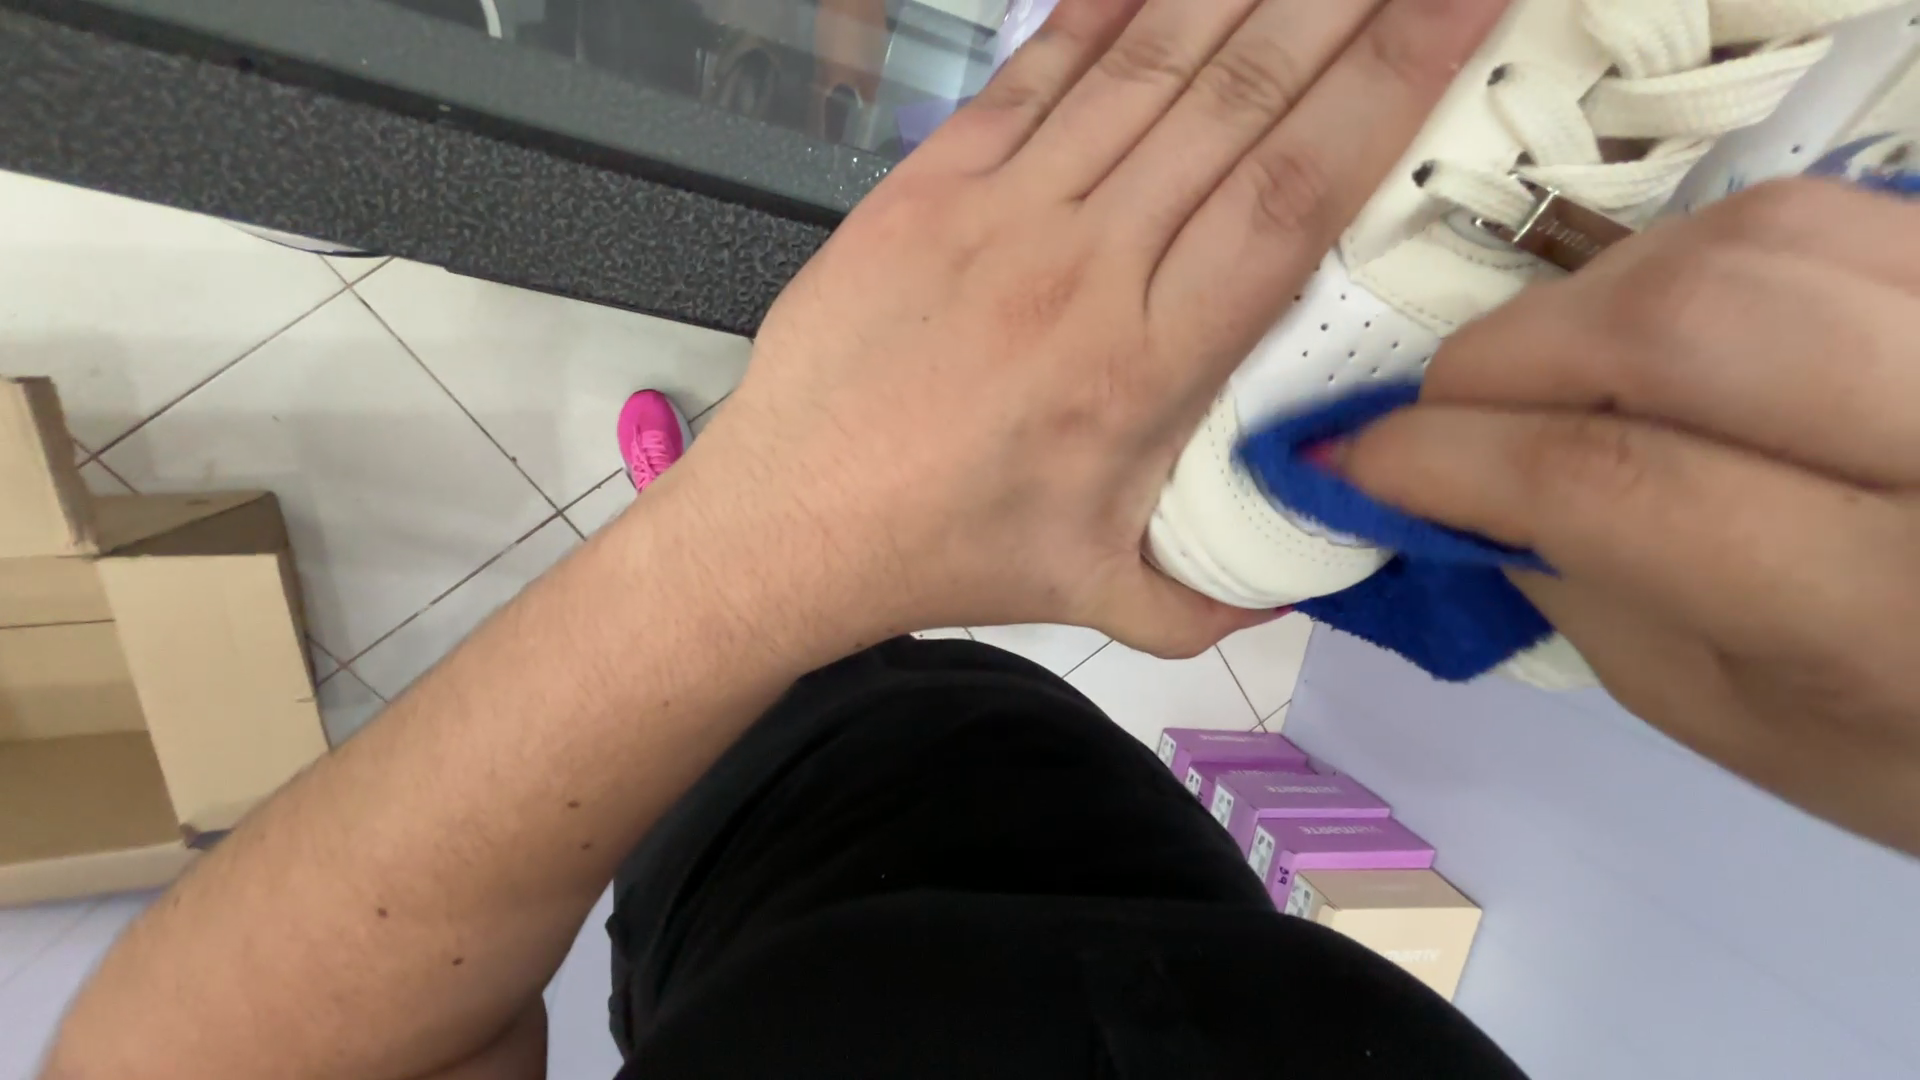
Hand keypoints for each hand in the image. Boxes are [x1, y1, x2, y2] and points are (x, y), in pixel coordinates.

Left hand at [663, 0, 1509, 657]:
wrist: (797, 519)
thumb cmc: (945, 554)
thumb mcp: (1099, 598)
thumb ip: (1208, 597)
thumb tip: (1293, 584)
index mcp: (1140, 366)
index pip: (1290, 196)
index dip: (1387, 83)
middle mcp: (1081, 269)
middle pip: (1234, 101)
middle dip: (1341, 1)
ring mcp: (995, 218)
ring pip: (1142, 66)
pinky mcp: (922, 193)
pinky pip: (1031, 75)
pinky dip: (1101, 8)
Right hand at [1342, 179, 1919, 855]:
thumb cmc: (1897, 735)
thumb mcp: (1702, 699)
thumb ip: (1560, 574)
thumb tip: (1434, 483)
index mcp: (1883, 611)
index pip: (1601, 483)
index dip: (1435, 458)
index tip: (1346, 462)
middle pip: (1669, 326)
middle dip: (1495, 362)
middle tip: (1441, 415)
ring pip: (1743, 238)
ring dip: (1582, 301)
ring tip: (1549, 375)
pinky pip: (1811, 214)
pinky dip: (1677, 264)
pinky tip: (1656, 335)